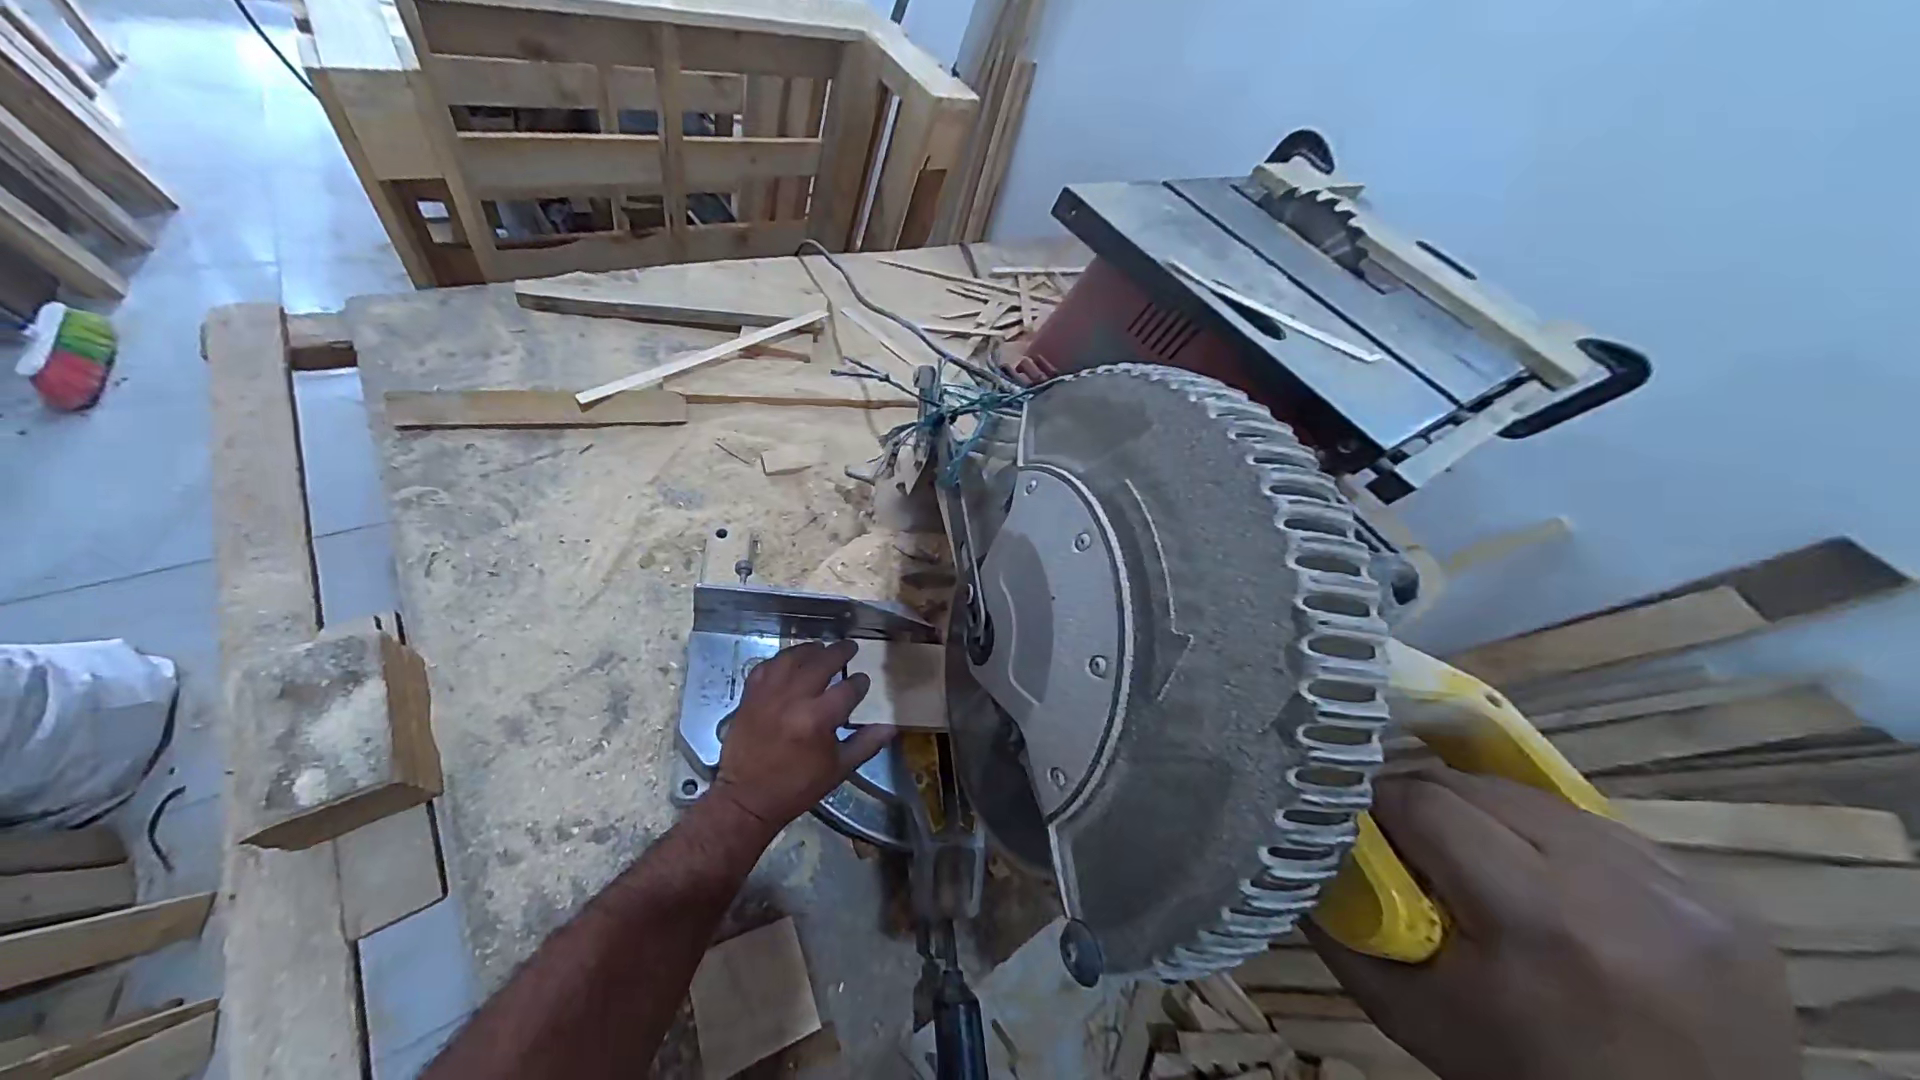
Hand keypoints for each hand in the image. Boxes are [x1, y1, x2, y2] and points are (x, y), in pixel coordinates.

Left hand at [709, 641, 894, 836]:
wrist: (746, 799)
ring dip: (809, 650)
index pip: (848, 689)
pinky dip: (780, 660)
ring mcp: (769, 695)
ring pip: (792, 658)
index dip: (859, 683)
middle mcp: (793, 699)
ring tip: (820, 648)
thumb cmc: (796, 787)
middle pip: (821, 662)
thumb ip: (866, 744)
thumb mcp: (838, 770)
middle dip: (839, 652)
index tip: (863, 681)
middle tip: (849, 647)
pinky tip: (789, 661)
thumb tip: (891, 727)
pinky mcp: (750, 697)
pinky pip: (766, 667)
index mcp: (818, 719)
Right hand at [1307, 767, 1799, 1079]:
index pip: (1426, 803)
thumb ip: (1342, 923)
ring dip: (1486, 816)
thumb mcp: (1408, 1011)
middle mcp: (1620, 890)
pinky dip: (1549, 839)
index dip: (1380, 805)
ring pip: (1532, 798)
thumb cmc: (1522, 1076)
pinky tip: (1546, 879)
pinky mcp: (1716, 891)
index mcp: (1541, 924)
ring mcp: (1682, 887)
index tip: (1363, 826)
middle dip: (1427, 805)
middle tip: (1411, 842)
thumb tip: (1303, 845)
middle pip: (1476, 788)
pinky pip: (1593, 827)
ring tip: (1476, 861)